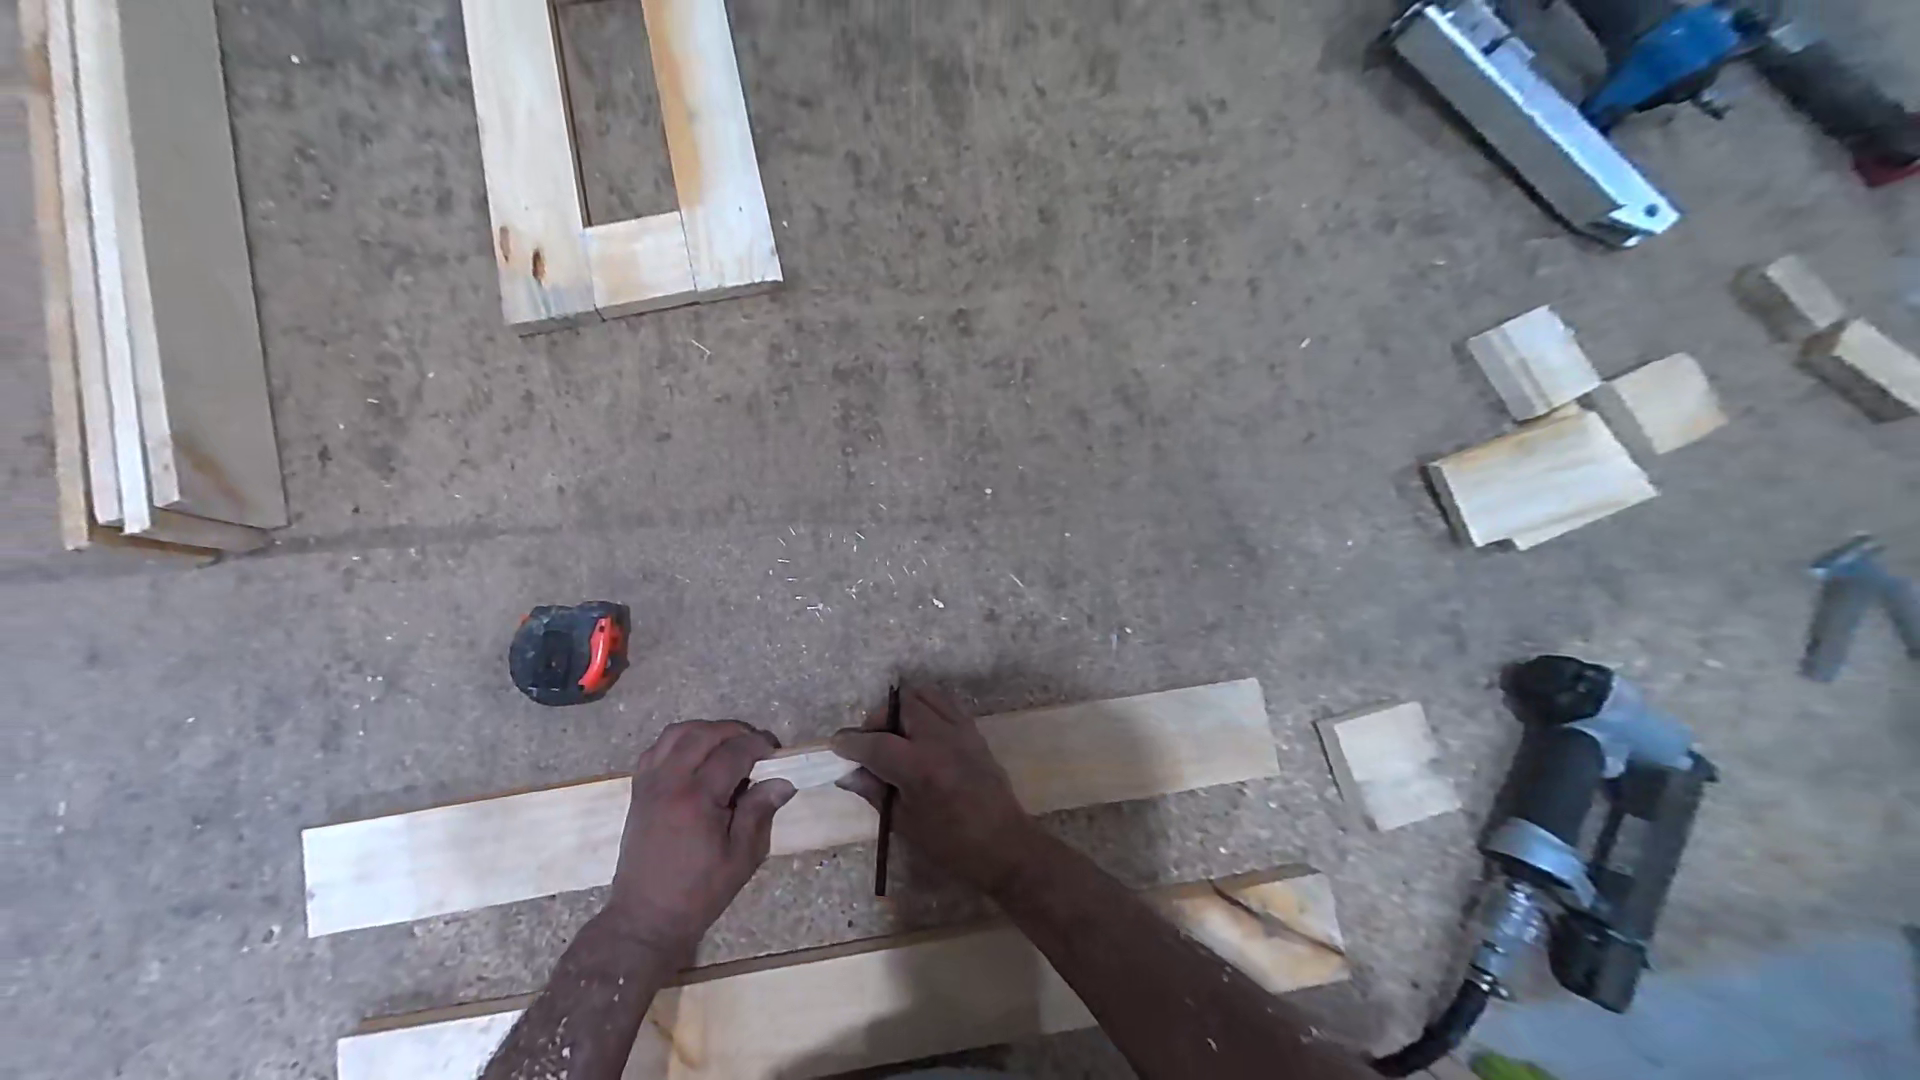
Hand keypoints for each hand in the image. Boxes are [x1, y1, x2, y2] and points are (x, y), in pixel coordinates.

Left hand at [605, 720, 795, 960]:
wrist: (645, 919)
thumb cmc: (699, 892)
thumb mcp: (742, 856)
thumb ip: (759, 812)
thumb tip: (782, 782)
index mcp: (697, 799)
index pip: (733, 753)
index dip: (758, 745)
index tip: (776, 751)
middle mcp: (670, 783)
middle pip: (703, 734)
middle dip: (735, 731)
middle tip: (756, 745)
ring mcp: (649, 784)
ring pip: (676, 734)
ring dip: (706, 730)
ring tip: (727, 745)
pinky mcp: (638, 791)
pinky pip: (657, 749)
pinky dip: (679, 742)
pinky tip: (696, 757)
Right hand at [832, 685, 1042, 897]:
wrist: (1004, 844)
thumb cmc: (951, 844)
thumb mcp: (904, 823)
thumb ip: (875, 791)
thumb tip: (849, 773)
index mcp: (919, 767)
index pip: (875, 742)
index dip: (851, 742)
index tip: (837, 744)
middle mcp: (939, 739)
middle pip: (899, 705)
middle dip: (878, 720)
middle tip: (870, 743)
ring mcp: (960, 730)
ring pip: (923, 695)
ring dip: (903, 708)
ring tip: (896, 734)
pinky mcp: (973, 730)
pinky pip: (945, 702)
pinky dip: (926, 707)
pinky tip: (920, 731)